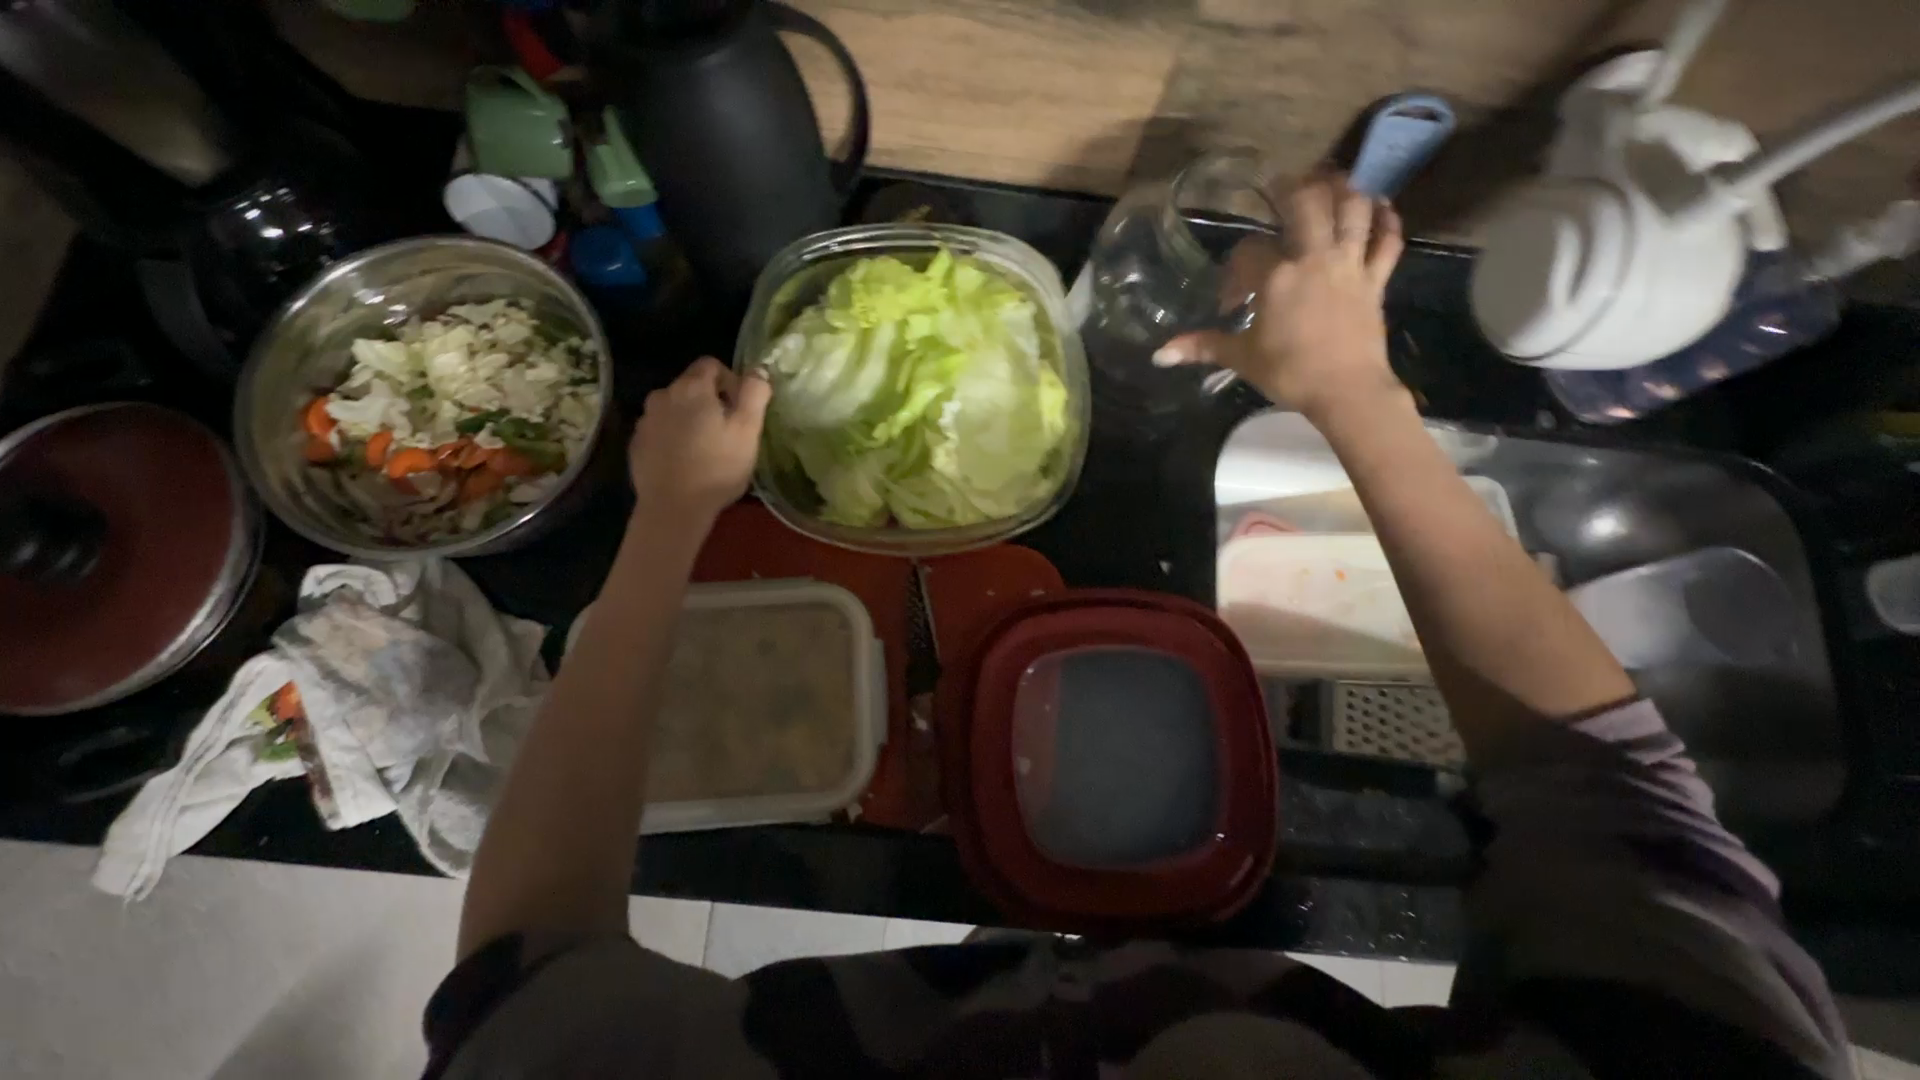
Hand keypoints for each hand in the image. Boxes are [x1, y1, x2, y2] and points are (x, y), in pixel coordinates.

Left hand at [629, 356, 770, 523]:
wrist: (673, 508)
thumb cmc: (717, 468)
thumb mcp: (747, 430)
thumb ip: (754, 394)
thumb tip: (758, 370)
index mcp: (691, 387)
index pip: (711, 364)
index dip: (730, 381)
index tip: (740, 408)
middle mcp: (662, 395)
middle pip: (690, 386)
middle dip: (709, 401)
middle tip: (726, 432)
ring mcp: (645, 420)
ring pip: (673, 408)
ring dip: (689, 419)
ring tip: (704, 448)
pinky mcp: (637, 443)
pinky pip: (660, 429)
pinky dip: (673, 437)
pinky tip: (684, 461)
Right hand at [1155, 172, 1405, 420]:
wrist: (1346, 391)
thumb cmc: (1289, 373)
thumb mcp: (1241, 358)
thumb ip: (1202, 347)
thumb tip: (1159, 355)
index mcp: (1276, 277)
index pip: (1249, 250)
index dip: (1235, 268)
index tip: (1232, 299)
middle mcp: (1314, 259)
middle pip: (1307, 204)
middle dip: (1293, 187)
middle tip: (1283, 184)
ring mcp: (1350, 266)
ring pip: (1352, 212)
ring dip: (1343, 190)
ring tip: (1330, 179)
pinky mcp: (1377, 281)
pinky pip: (1388, 242)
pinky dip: (1387, 220)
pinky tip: (1380, 206)